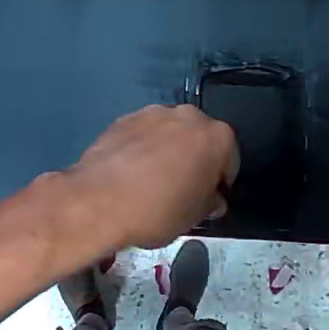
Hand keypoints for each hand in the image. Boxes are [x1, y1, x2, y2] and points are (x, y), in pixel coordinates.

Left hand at [63, 104, 238, 250]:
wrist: (98, 201)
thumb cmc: (159, 209)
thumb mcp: (195, 216)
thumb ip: (211, 203)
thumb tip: (212, 200)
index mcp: (217, 137)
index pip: (230, 160)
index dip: (221, 182)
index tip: (210, 198)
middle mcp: (189, 116)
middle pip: (200, 140)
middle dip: (196, 160)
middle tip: (184, 189)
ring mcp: (153, 113)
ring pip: (170, 134)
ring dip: (169, 151)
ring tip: (154, 181)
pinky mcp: (123, 118)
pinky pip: (143, 135)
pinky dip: (143, 149)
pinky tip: (132, 174)